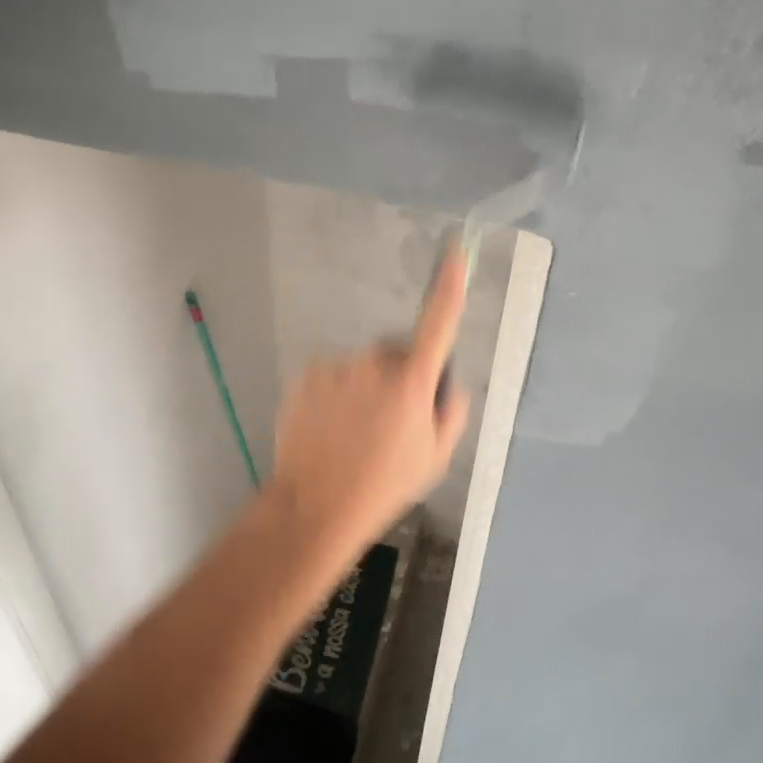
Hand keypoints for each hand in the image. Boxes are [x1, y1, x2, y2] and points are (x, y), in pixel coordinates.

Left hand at [269, 243, 473, 548]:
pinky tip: (331, 429)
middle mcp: (374, 364)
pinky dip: (336, 395)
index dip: (449, 289)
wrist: (315, 506)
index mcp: (412, 382)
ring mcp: (337, 367)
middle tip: (391, 424)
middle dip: (399, 378)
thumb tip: (446, 384)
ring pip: (362, 369)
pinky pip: (333, 377)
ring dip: (365, 389)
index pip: (437, 326)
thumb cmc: (384, 485)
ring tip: (355, 435)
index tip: (455, 256)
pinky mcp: (307, 376)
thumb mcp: (435, 458)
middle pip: (397, 356)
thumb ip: (450, 412)